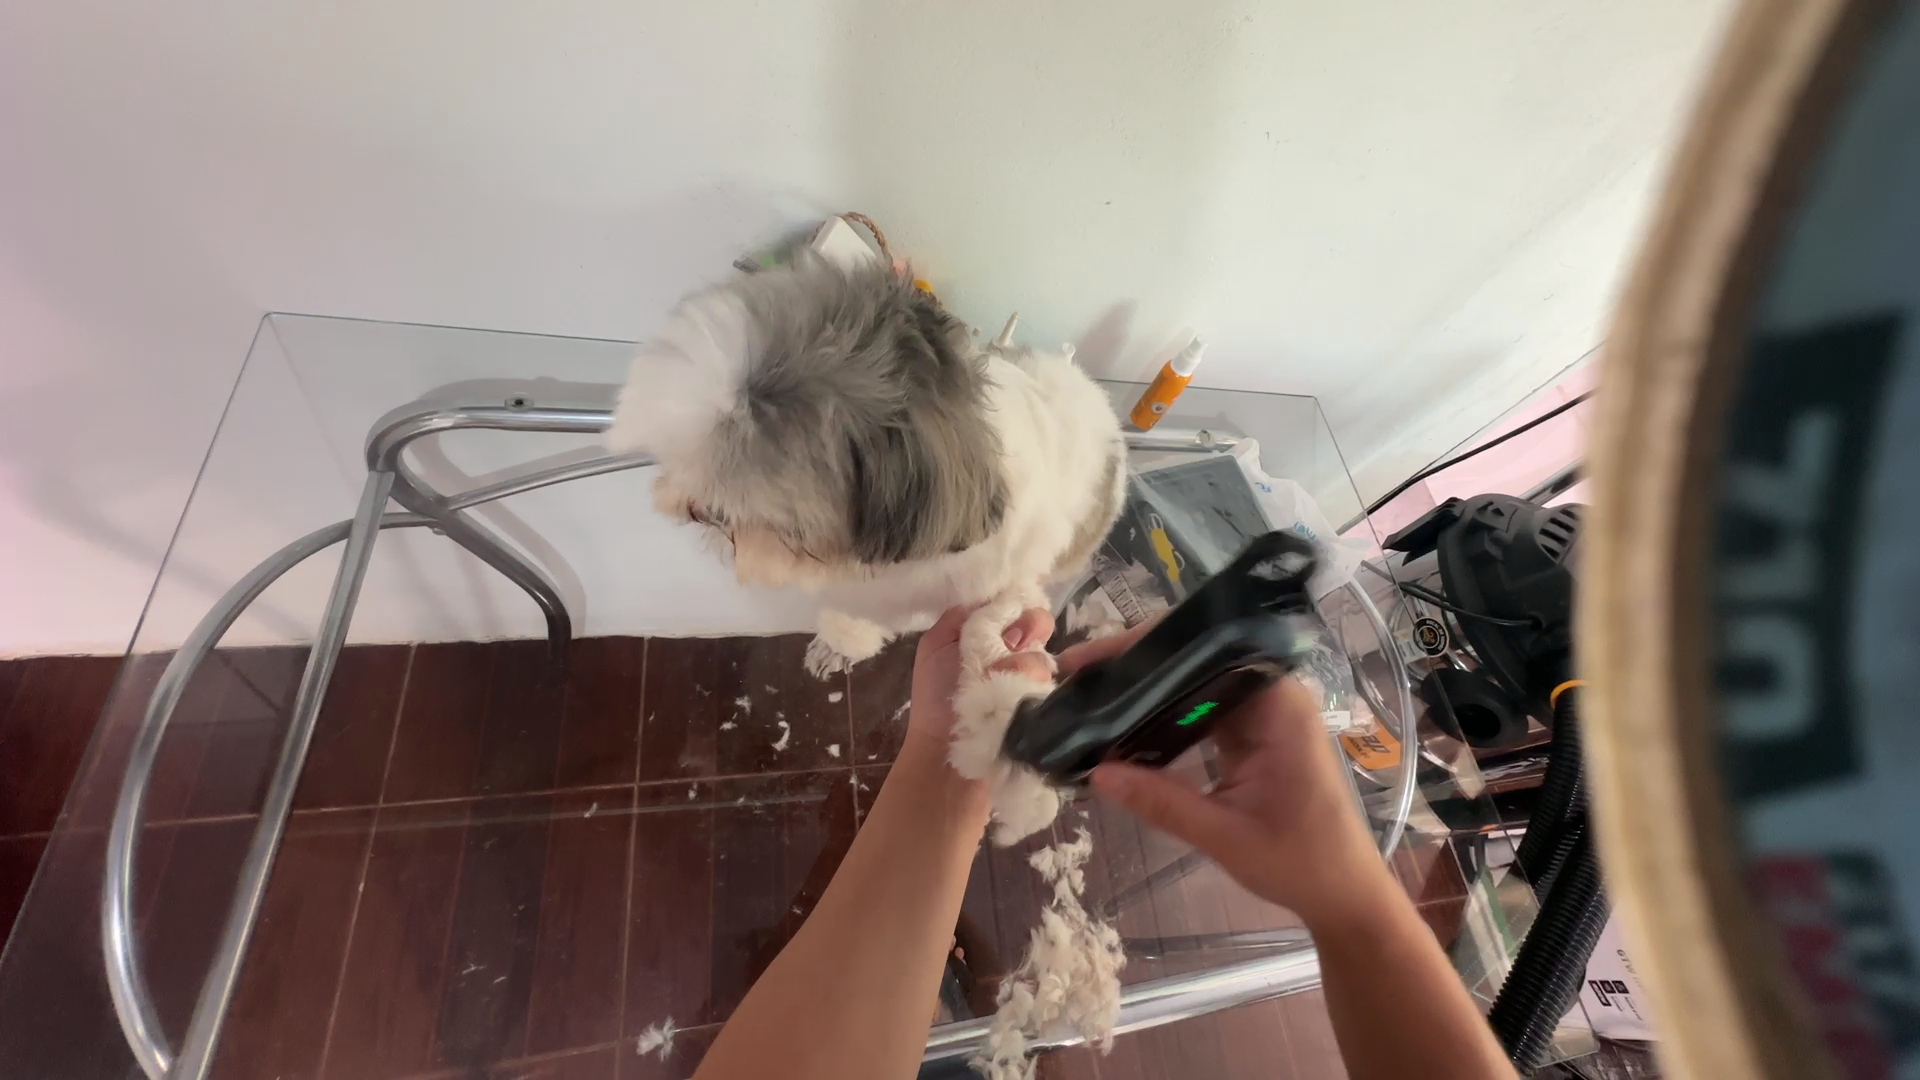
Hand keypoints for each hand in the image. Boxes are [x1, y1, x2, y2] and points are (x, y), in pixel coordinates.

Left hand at [899, 603, 1055, 764]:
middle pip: (1038, 620)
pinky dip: (1030, 679)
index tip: (1009, 607)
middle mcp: (1014, 651)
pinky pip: (1048, 677)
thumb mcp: (936, 644)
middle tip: (1012, 640)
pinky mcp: (1043, 700)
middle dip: (1030, 624)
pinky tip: (1016, 692)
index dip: (1015, 601)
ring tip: (1002, 679)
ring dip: (1023, 660)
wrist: (947, 750)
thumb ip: (962, 614)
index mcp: (987, 634)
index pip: (1014, 604)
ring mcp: (1031, 677)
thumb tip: (996, 598)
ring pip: (1043, 649)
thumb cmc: (937, 696)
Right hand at [1064, 624, 1392, 929]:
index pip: (1203, 652)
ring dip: (1144, 684)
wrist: (1346, 897)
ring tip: (1091, 689)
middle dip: (1135, 661)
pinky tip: (1123, 717)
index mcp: (1276, 704)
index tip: (1096, 657)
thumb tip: (1097, 773)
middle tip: (1078, 672)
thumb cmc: (1302, 864)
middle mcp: (1270, 695)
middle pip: (1193, 658)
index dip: (1146, 647)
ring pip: (1191, 679)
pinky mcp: (1250, 730)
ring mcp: (1260, 711)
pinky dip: (1161, 710)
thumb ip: (1162, 802)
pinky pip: (1197, 706)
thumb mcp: (1225, 836)